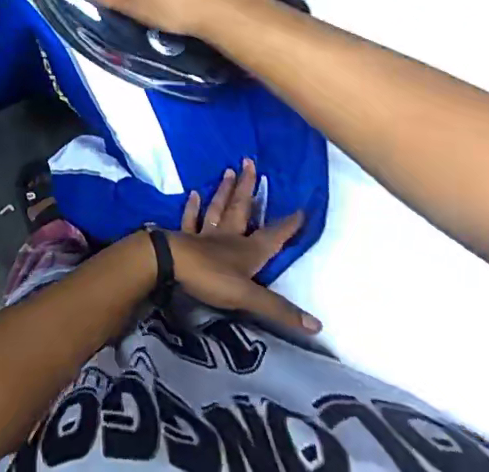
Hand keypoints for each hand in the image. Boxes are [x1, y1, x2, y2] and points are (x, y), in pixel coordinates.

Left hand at [166, 159, 319, 334]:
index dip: (287, 225)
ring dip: (224, 191)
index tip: (300, 209)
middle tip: (250, 162)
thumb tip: (318, 326)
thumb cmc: (211, 277)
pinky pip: (190, 219)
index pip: (273, 236)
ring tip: (228, 171)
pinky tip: (193, 194)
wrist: (170, 264)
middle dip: (247, 188)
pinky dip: (193, 206)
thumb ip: (280, 310)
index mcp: (247, 250)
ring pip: (217, 208)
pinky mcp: (185, 237)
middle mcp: (228, 236)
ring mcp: (205, 234)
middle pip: (241, 208)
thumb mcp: (249, 296)